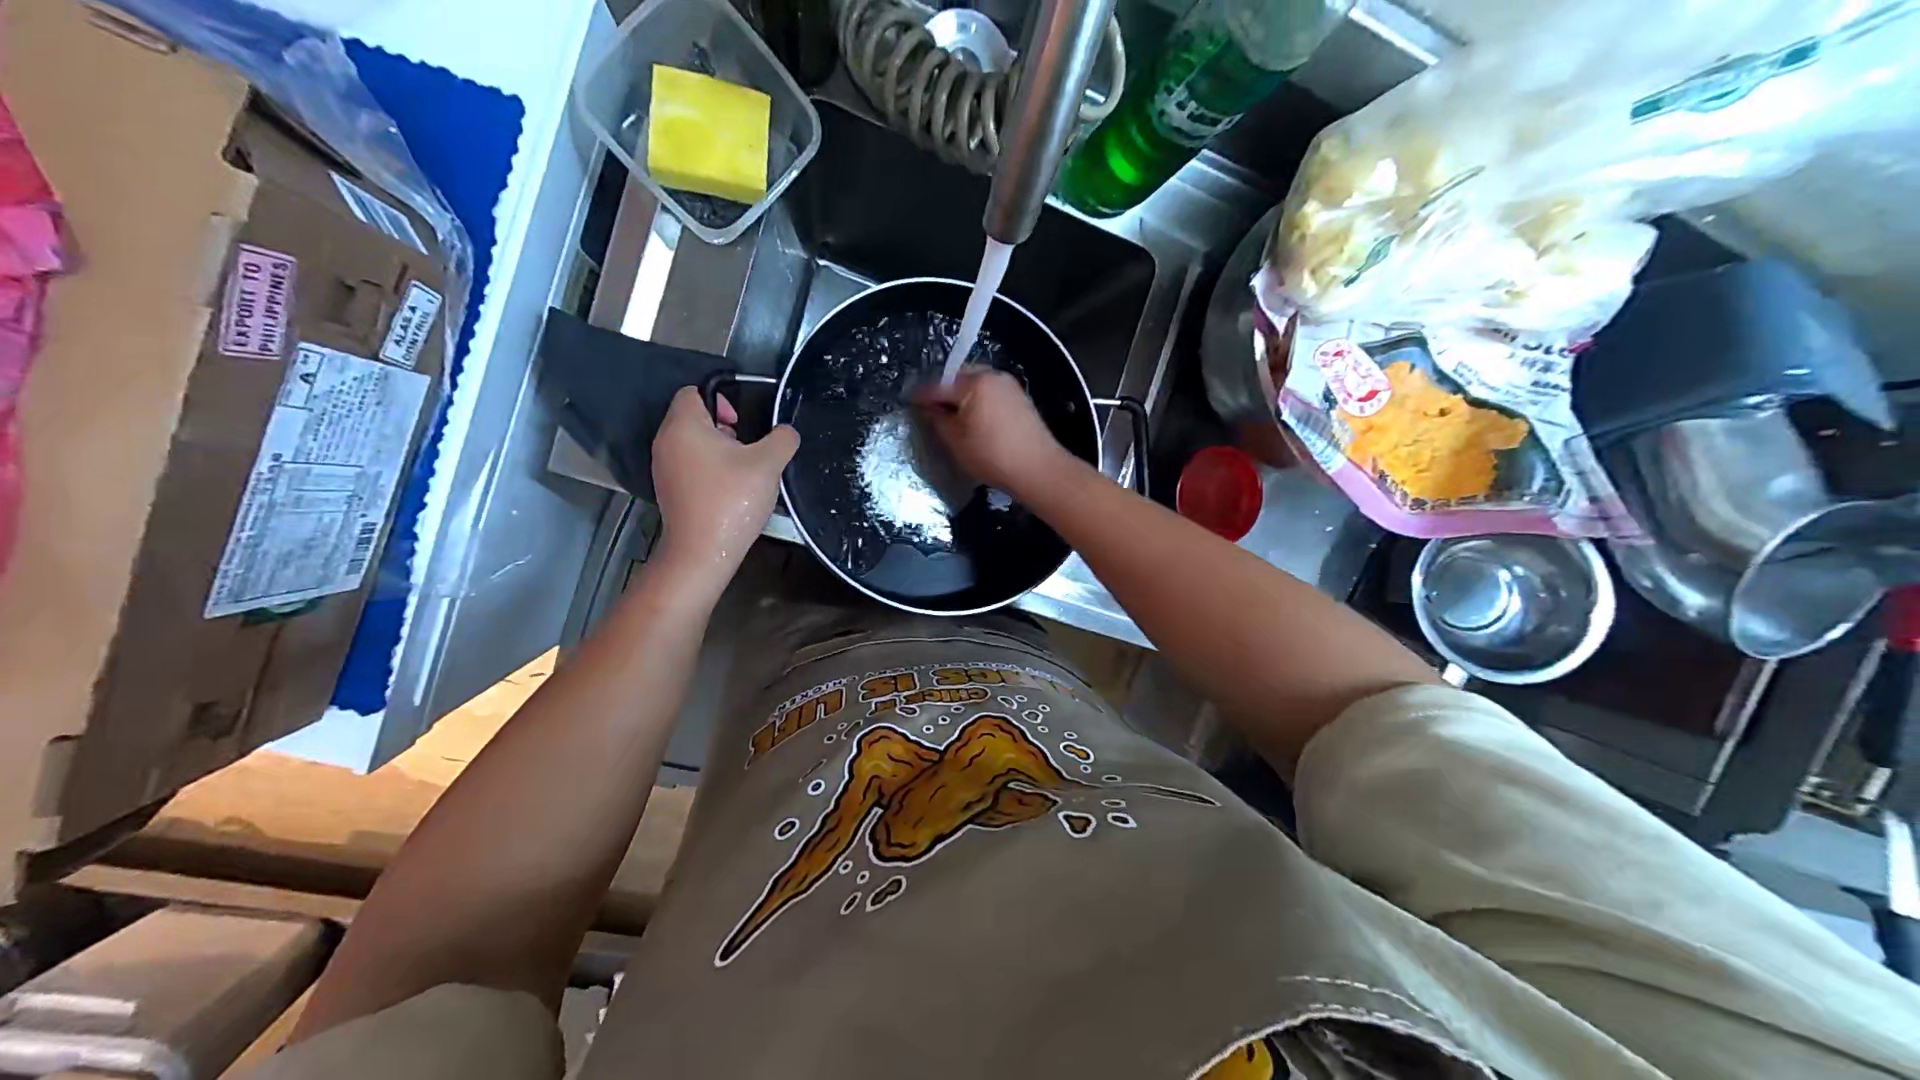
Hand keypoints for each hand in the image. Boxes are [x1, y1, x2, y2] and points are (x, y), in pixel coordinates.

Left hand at [651, 386, 798, 583]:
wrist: (702, 552)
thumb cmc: (730, 500)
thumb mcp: (768, 464)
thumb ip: (782, 440)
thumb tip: (787, 432)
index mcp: (683, 426)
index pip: (693, 392)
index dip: (722, 400)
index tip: (741, 423)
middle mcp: (666, 442)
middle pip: (694, 418)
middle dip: (724, 428)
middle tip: (748, 449)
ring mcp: (664, 468)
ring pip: (693, 444)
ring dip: (719, 451)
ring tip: (742, 472)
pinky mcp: (669, 490)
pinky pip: (690, 466)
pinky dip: (709, 471)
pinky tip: (730, 490)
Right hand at [914, 368, 1077, 497]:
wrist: (1038, 469)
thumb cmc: (992, 455)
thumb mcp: (956, 441)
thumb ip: (938, 419)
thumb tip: (927, 408)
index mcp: (974, 382)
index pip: (938, 384)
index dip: (922, 395)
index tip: (910, 403)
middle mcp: (993, 376)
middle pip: (959, 377)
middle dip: (944, 391)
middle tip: (932, 410)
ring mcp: (1009, 385)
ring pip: (976, 383)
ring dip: (962, 395)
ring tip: (952, 416)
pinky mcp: (1020, 398)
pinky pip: (990, 392)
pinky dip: (978, 400)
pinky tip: (974, 419)